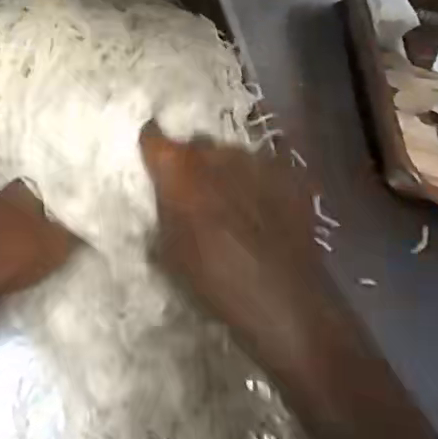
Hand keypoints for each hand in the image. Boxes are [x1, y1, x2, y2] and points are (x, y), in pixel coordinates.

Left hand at [0, 179, 76, 299]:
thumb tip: (88, 227)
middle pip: (31, 206)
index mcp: (18, 189)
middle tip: (64, 238)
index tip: (75, 218)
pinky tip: (21, 266)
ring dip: (27, 237)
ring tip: (45, 255)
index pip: (48, 188)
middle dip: (46, 220)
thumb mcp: (56, 245)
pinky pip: (2, 241)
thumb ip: (74, 233)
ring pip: (15, 224)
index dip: (63, 203)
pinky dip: (12, 250)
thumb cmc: (13, 254)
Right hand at [140, 123, 322, 374]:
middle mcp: (212, 151)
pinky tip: (264, 207)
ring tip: (234, 202)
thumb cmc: (213, 279)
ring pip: (230, 155)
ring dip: (227, 171)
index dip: (152, 146)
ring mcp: (252, 158)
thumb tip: (165, 201)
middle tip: (195, 191)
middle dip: (193, 163)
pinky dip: (258, 182)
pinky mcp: (286, 172)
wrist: (283, 302)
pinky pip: (262, 169)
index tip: (153, 156)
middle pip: (195, 144)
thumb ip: (163, 213)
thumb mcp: (169, 251)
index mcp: (176, 166)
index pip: (152, 136)